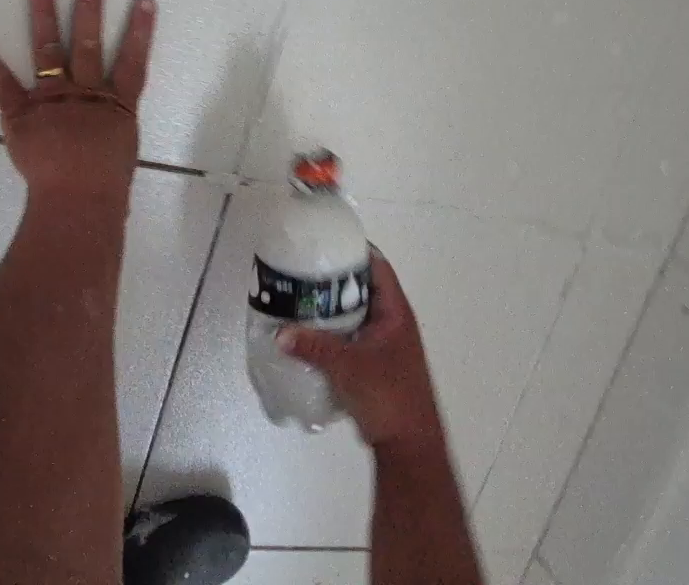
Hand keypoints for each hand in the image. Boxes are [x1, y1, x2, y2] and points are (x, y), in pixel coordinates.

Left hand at [0, 0, 156, 200]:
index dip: (140, 31)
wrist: (79, 200)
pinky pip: (0, 82)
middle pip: (90, 41)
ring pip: (50, 48)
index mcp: (116, 105)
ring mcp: (52, 99)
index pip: (133, 61)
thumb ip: (111, 133)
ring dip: (45, 11)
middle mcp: (86, 92)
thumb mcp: (120, 154)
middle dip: (90, 4)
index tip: (144, 0)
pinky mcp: (21, 113)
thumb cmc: (106, 187)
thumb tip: (107, 130)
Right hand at [278, 252, 444, 452]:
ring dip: (331, 307)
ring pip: (354, 314)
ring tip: (298, 297)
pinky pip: (349, 335)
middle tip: (302, 270)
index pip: (377, 267)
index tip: (325, 243)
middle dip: (334, 279)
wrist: (409, 445)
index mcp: (395, 313)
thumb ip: (313, 347)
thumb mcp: (347, 367)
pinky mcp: (373, 362)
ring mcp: (383, 343)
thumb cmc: (388, 396)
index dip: (354, 251)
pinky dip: (331, 331)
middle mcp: (392, 322)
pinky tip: (306, 333)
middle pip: (362, 288)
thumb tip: (279, 333)